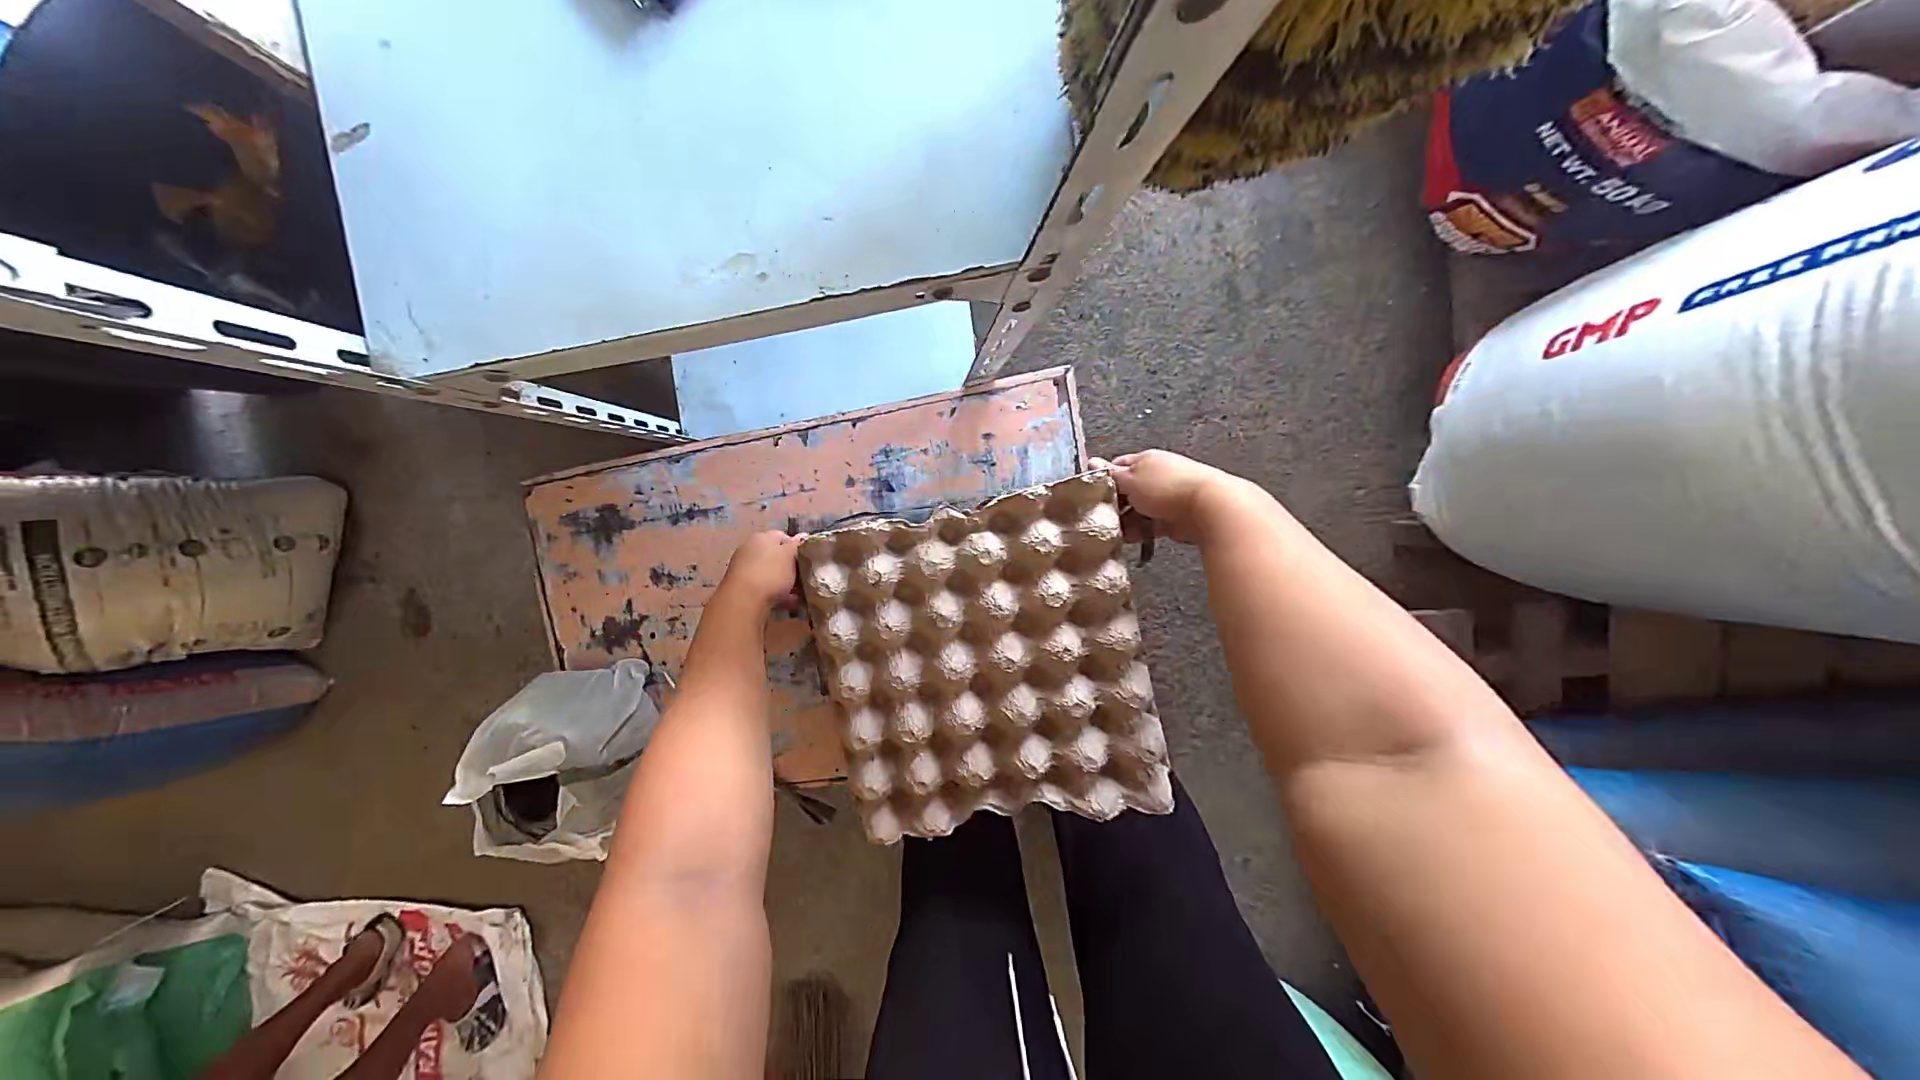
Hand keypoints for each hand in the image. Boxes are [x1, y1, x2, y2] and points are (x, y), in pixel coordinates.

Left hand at [716, 531, 802, 607]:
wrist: (744, 600)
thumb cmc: (771, 573)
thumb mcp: (790, 556)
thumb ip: (797, 546)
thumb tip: (802, 535)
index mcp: (762, 537)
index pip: (782, 536)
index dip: (796, 547)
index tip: (805, 560)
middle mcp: (749, 548)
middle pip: (774, 554)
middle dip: (788, 566)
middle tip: (801, 577)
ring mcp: (742, 567)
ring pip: (768, 571)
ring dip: (781, 580)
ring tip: (795, 593)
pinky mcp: (740, 584)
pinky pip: (762, 585)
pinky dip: (773, 592)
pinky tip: (784, 602)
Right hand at [1096, 450, 1246, 544]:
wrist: (1208, 507)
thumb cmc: (1168, 487)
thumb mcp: (1130, 479)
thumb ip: (1110, 474)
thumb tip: (1092, 461)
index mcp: (1146, 460)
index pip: (1117, 467)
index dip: (1104, 480)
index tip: (1091, 494)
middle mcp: (1156, 477)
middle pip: (1127, 492)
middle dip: (1113, 505)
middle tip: (1099, 516)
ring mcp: (1166, 499)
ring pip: (1137, 511)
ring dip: (1125, 521)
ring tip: (1111, 531)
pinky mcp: (1173, 519)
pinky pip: (1149, 526)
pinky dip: (1139, 533)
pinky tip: (1128, 540)